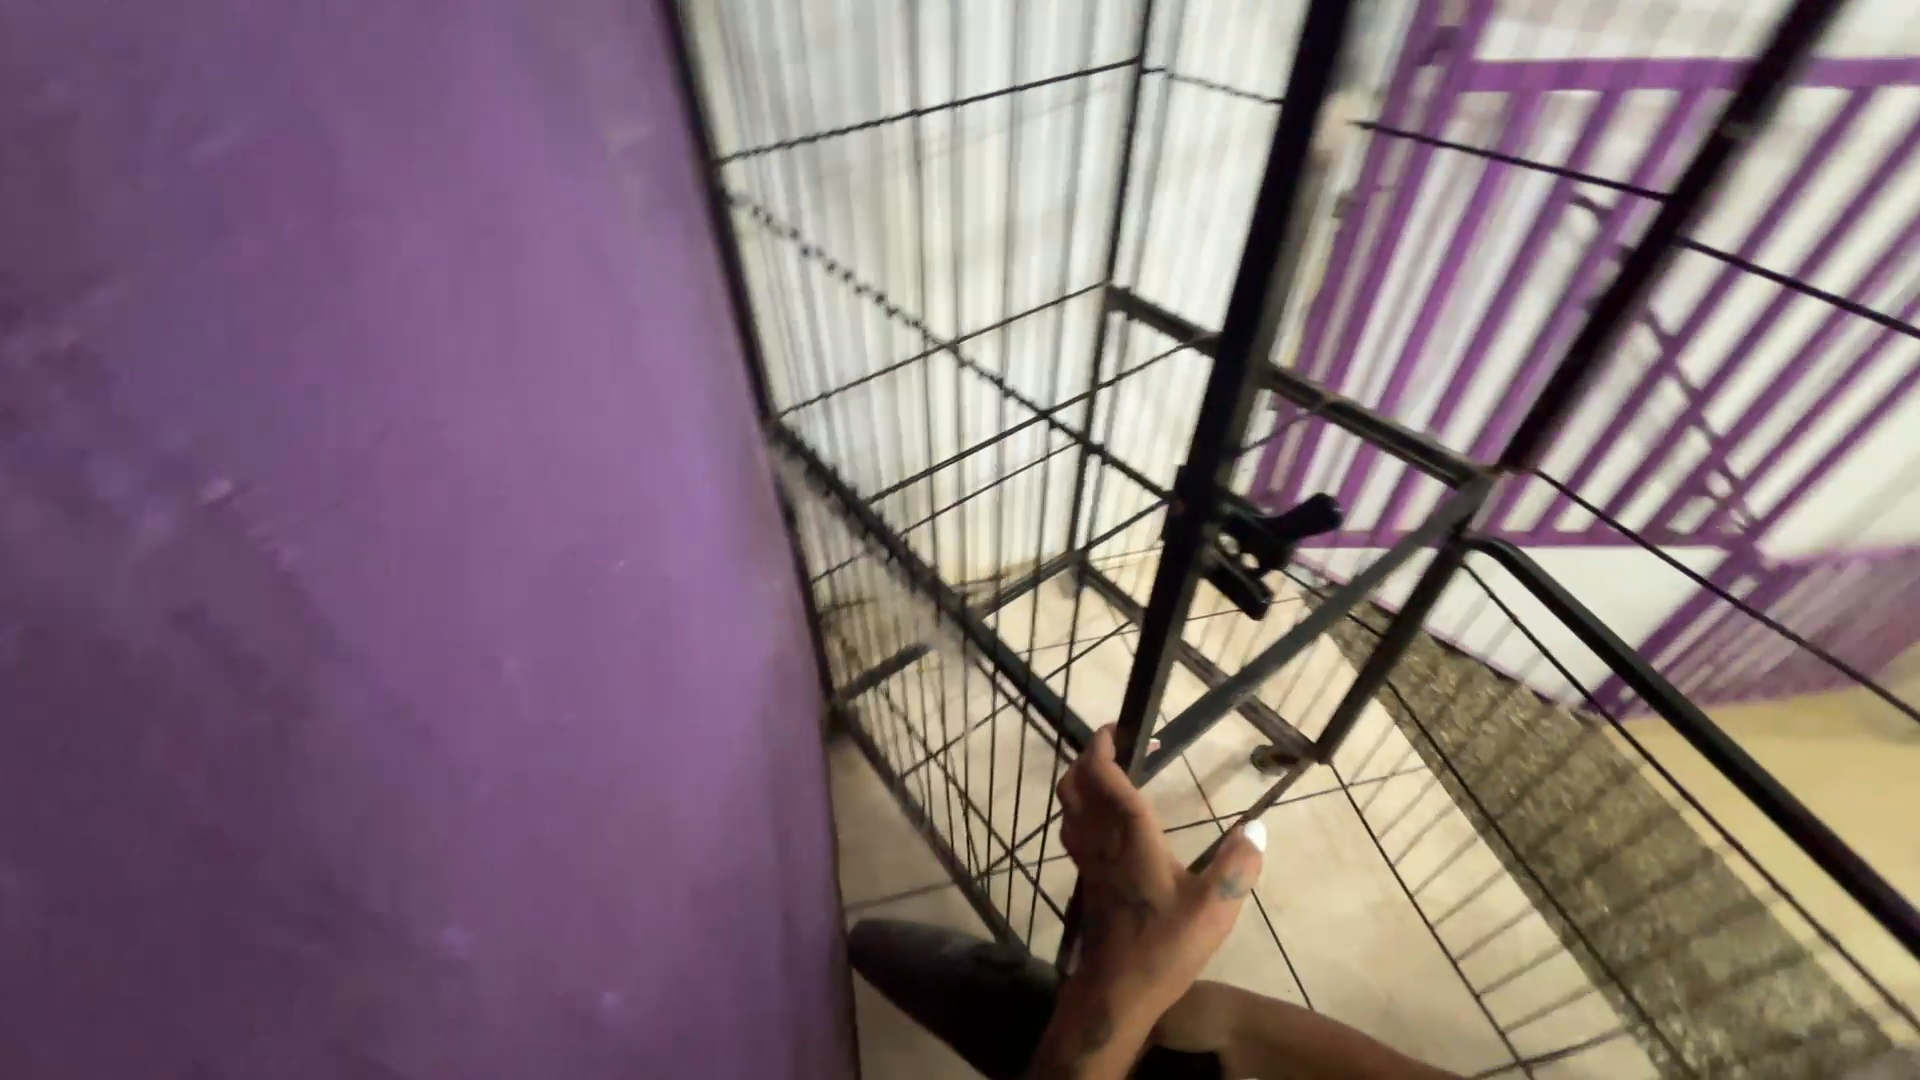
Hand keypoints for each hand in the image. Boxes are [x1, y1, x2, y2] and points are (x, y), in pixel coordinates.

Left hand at [1056, 725, 1266, 1020]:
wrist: (1117, 987)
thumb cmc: (1164, 944)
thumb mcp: (1213, 909)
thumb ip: (1236, 865)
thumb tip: (1257, 826)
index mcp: (1128, 834)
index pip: (1105, 775)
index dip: (1105, 746)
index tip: (1118, 728)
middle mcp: (1099, 836)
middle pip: (1076, 782)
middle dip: (1089, 756)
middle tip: (1115, 745)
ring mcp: (1086, 855)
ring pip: (1068, 802)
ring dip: (1081, 779)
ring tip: (1109, 773)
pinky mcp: (1083, 874)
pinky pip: (1071, 825)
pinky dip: (1080, 806)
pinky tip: (1103, 818)